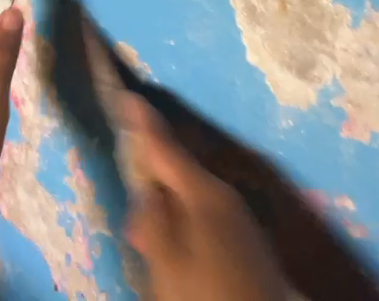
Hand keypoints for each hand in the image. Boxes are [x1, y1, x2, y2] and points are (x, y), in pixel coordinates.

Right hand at [122, 91, 285, 300]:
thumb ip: (151, 218)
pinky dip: (188, 220)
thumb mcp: (165, 262)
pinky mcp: (250, 243)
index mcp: (203, 192)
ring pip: (195, 195)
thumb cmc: (205, 295)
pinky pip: (209, 216)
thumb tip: (146, 187)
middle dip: (154, 172)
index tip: (128, 96)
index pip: (165, 147)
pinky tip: (179, 244)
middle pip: (181, 171)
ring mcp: (242, 219)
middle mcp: (226, 195)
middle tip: (130, 179)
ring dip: (170, 201)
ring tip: (149, 226)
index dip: (144, 122)